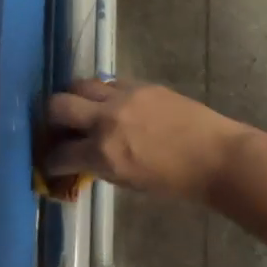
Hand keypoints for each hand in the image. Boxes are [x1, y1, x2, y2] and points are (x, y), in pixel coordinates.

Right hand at [42, 79, 250, 200]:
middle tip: (57, 127)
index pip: (60, 153)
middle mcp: (105, 120)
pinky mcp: (139, 84)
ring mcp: (122, 97)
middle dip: (50, 118)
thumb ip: (101, 167)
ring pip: (79, 85)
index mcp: (104, 154)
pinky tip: (111, 105)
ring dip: (74, 98)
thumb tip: (83, 160)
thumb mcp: (130, 182)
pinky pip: (108, 83)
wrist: (217, 157)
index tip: (50, 161)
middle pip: (57, 105)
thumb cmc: (176, 182)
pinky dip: (102, 94)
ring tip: (80, 110)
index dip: (50, 160)